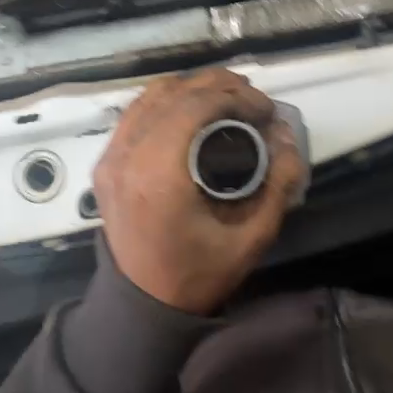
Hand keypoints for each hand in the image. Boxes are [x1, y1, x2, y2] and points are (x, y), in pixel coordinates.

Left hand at [94, 69, 304, 314]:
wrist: (141, 306)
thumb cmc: (196, 275)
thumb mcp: (250, 238)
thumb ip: (277, 185)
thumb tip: (286, 136)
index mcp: (159, 174)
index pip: (197, 105)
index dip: (237, 96)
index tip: (266, 110)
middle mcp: (129, 155)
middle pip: (176, 92)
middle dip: (221, 86)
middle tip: (254, 101)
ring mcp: (112, 156)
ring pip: (153, 94)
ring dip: (194, 88)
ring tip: (229, 99)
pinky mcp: (106, 160)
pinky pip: (136, 111)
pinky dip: (168, 99)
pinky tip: (194, 109)